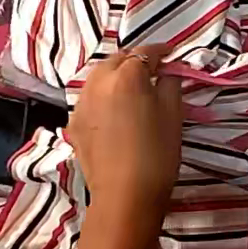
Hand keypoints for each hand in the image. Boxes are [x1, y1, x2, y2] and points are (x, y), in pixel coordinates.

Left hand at [68, 46, 184, 234]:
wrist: (125, 196)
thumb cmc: (157, 154)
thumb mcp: (173, 114)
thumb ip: (170, 84)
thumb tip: (167, 73)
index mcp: (127, 76)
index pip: (145, 53)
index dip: (161, 52)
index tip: (171, 55)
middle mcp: (98, 82)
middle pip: (117, 60)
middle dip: (134, 61)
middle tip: (152, 71)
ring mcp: (81, 103)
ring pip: (98, 77)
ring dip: (115, 76)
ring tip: (131, 88)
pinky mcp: (73, 123)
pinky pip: (89, 99)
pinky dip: (103, 97)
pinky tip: (114, 111)